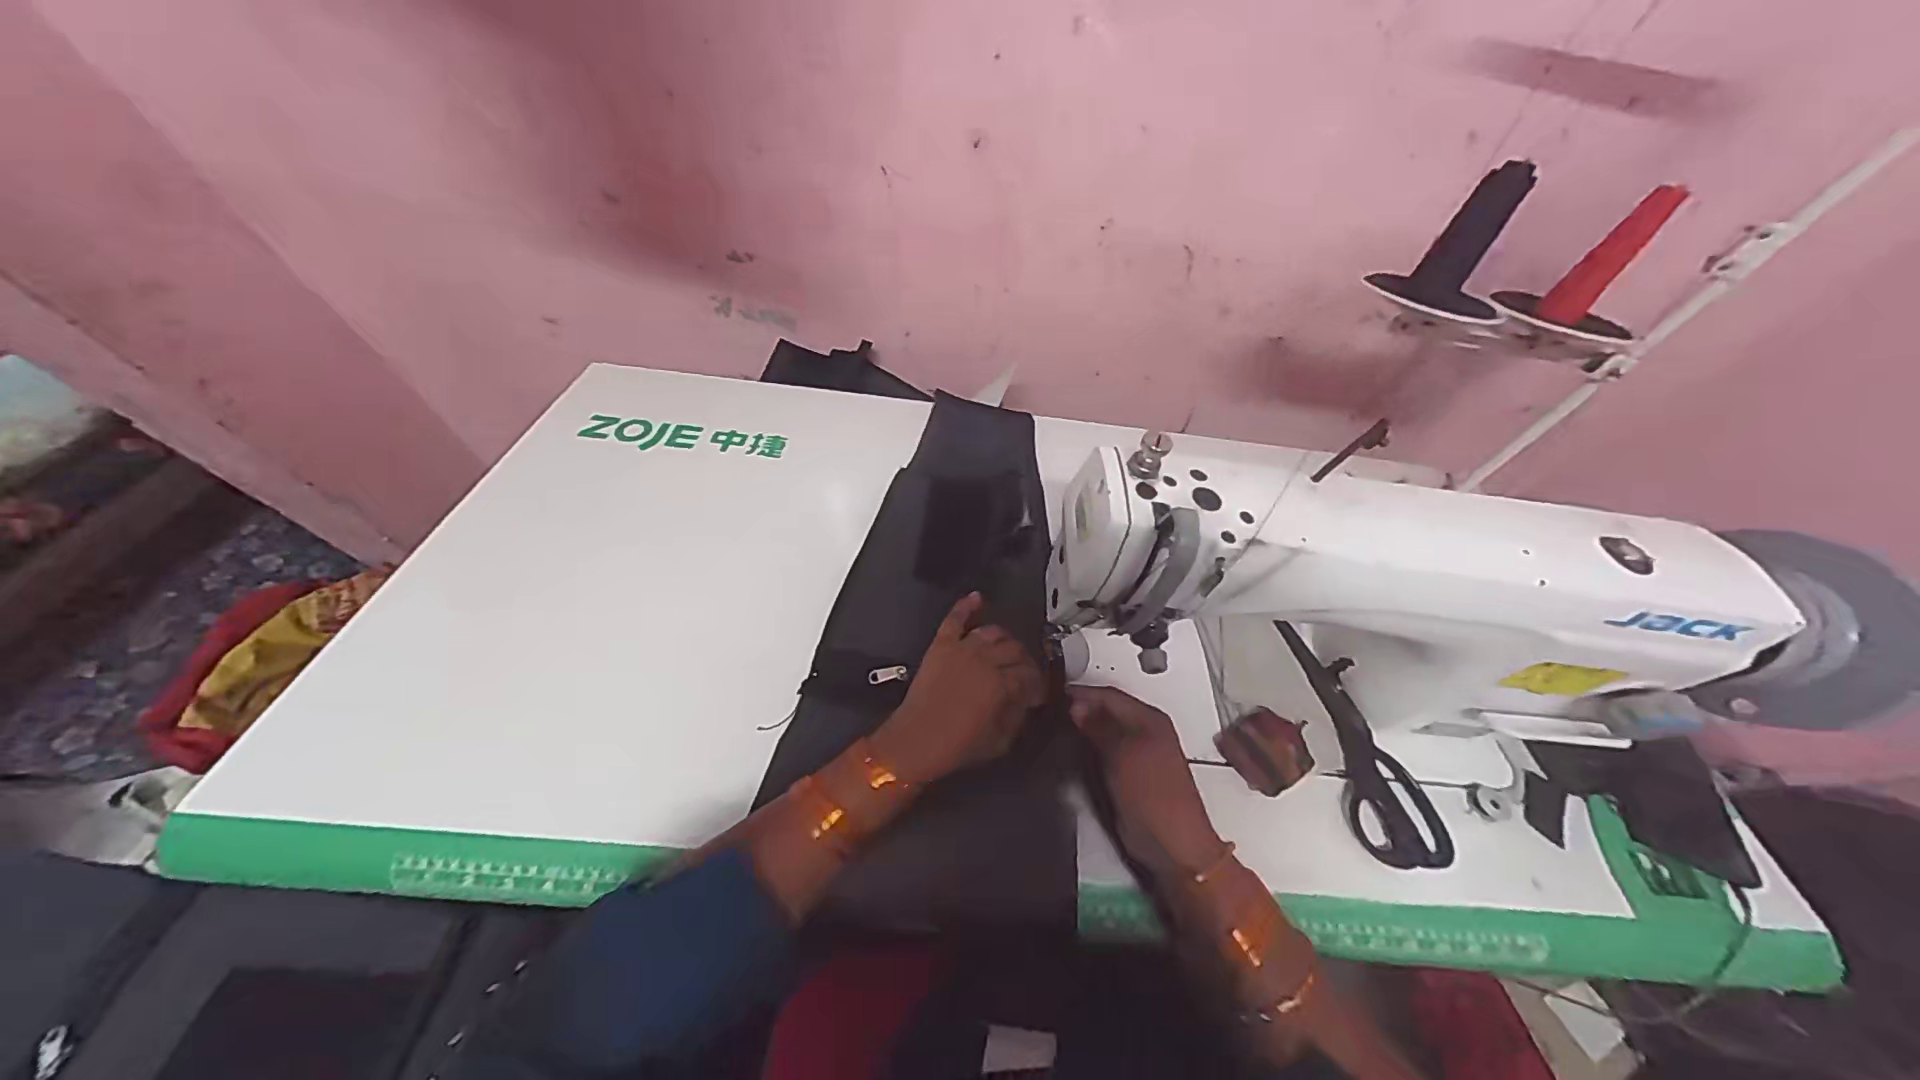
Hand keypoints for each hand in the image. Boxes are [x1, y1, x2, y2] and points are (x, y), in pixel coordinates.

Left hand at [870, 593, 1045, 783]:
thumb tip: (1025, 701)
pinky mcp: (941, 645)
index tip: (1037, 693)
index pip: (1030, 674)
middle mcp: (984, 660)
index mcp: (1002, 684)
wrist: (915, 741)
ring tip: (1007, 649)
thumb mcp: (999, 740)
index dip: (1037, 684)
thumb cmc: (958, 746)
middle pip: (1015, 649)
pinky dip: (966, 606)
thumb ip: (1017, 716)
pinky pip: (955, 619)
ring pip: (992, 632)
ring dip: (1004, 639)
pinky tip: (978, 598)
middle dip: (1024, 661)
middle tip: (1023, 673)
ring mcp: (962, 649)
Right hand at [1069, 685, 1223, 876]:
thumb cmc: (1155, 797)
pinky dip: (1090, 746)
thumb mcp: (1121, 754)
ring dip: (1086, 727)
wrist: (1172, 844)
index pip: (1111, 695)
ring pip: (1106, 730)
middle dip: (1083, 708)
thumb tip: (1078, 707)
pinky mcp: (1130, 775)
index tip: (1058, 694)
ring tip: (1060, 726)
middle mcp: (1147, 733)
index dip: (1083, 693)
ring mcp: (1140, 754)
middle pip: (1109, 710)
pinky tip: (1075, 749)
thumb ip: (1099, 728)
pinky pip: (1105, 751)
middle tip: (1055, 708)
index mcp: (1151, 720)